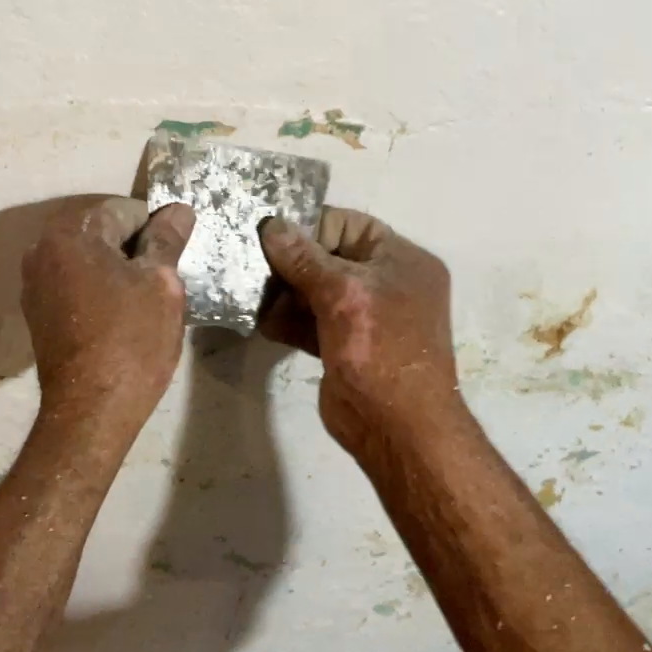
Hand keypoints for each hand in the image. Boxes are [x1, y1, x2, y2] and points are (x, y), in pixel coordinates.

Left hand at [21, 196, 195, 433]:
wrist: (91, 409)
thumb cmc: (131, 340)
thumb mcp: (160, 284)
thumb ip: (167, 240)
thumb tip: (178, 210)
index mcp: (69, 233)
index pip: (122, 209)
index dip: (155, 227)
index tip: (174, 254)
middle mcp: (41, 249)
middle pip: (98, 230)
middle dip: (131, 245)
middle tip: (162, 275)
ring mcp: (34, 282)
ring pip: (85, 256)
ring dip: (114, 266)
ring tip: (143, 296)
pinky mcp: (37, 311)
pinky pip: (72, 281)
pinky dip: (96, 286)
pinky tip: (119, 312)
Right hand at [258, 208, 456, 455]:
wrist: (397, 427)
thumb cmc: (379, 349)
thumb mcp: (342, 293)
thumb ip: (303, 258)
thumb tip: (271, 225)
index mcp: (401, 261)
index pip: (350, 225)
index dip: (311, 227)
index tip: (270, 234)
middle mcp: (385, 284)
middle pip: (328, 257)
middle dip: (289, 261)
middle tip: (251, 262)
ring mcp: (363, 317)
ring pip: (314, 290)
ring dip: (282, 292)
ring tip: (250, 291)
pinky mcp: (342, 345)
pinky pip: (309, 321)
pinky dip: (286, 319)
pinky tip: (262, 319)